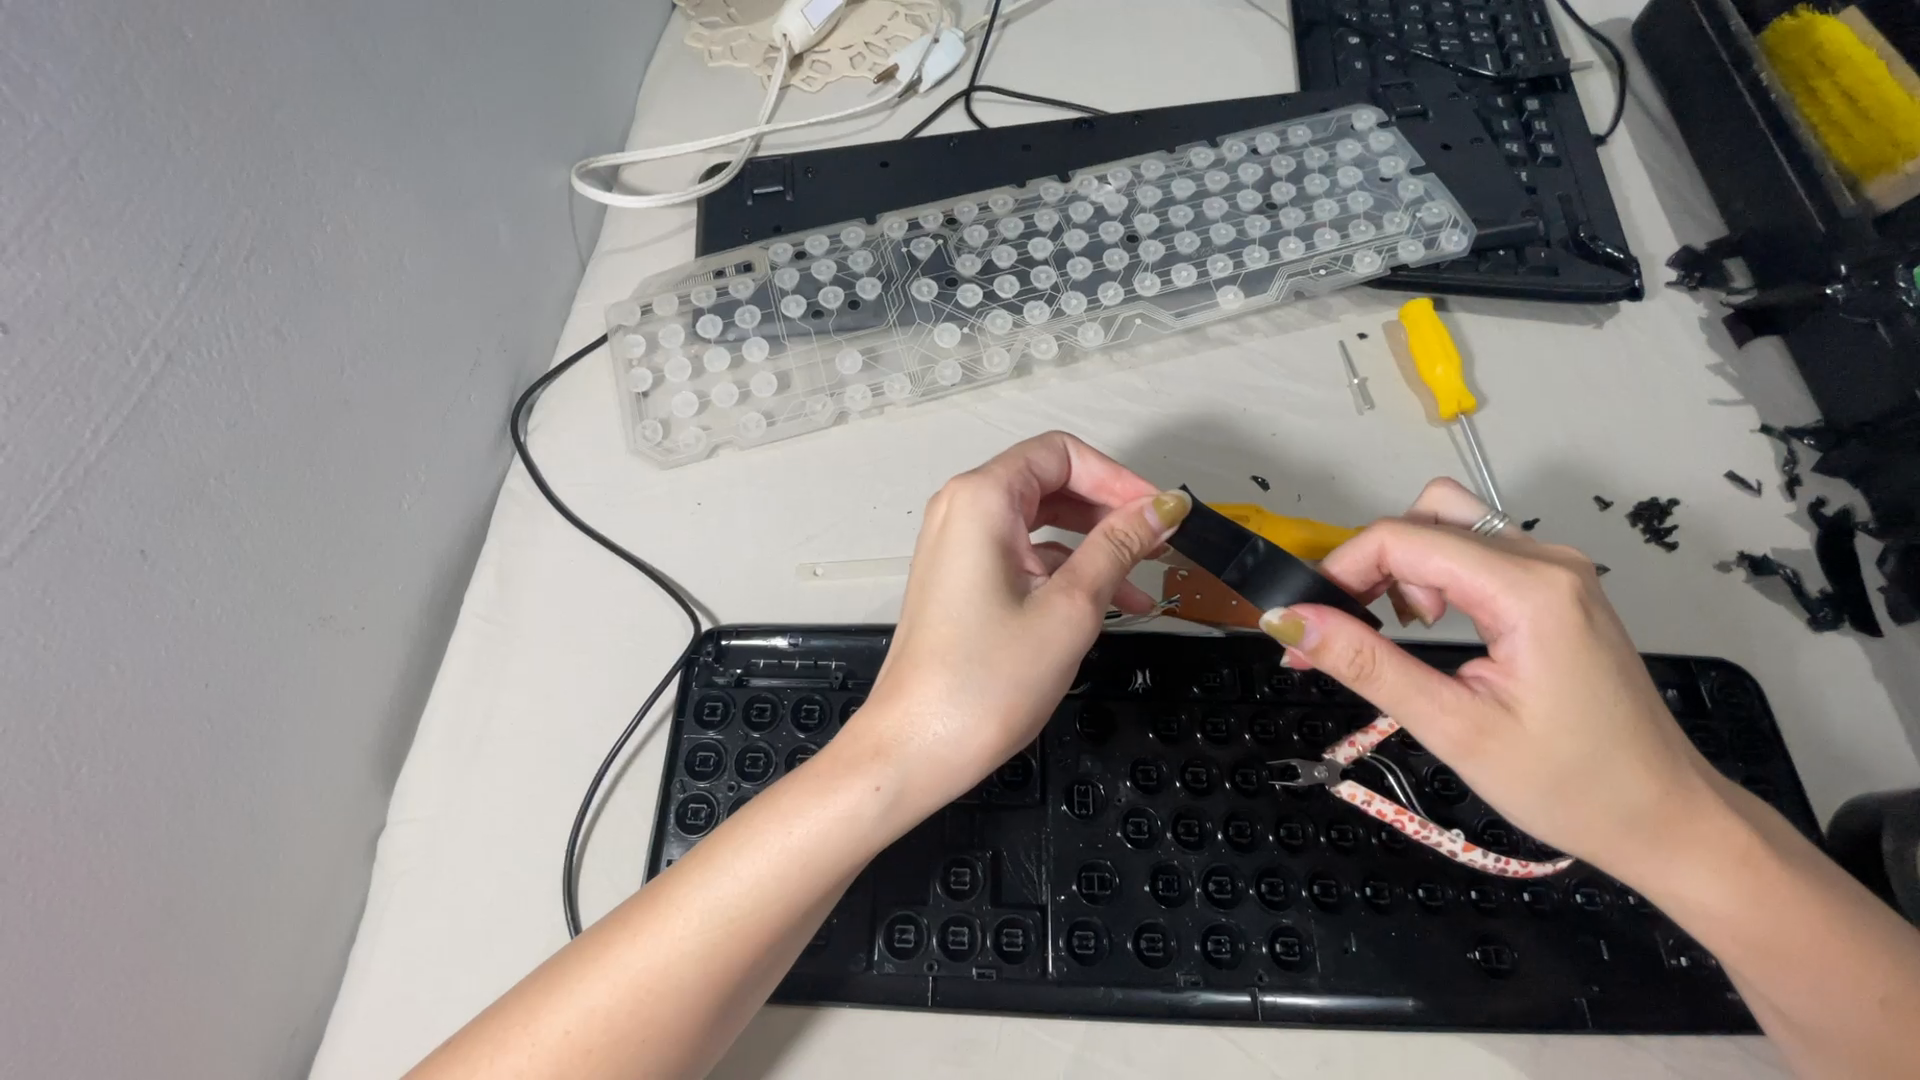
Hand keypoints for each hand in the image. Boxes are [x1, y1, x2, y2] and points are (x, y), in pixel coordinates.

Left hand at [844, 432, 1190, 813]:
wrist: (918, 747)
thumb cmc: (980, 684)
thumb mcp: (1070, 607)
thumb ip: (1118, 546)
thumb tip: (1159, 510)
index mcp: (981, 500)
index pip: (1061, 454)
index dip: (1117, 477)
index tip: (1159, 510)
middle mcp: (961, 512)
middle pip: (1050, 483)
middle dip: (1108, 510)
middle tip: (1156, 541)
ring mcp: (957, 546)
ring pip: (1040, 522)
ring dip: (1092, 545)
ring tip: (1140, 580)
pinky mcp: (960, 579)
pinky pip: (1022, 554)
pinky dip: (1064, 570)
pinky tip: (1105, 602)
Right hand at [1260, 478, 1726, 878]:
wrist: (1669, 821)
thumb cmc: (1569, 785)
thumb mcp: (1453, 728)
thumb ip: (1366, 664)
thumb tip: (1287, 621)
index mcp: (1529, 587)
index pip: (1401, 537)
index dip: (1339, 572)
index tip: (1305, 626)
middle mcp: (1547, 559)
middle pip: (1423, 517)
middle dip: (1368, 567)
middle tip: (1348, 632)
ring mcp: (1556, 569)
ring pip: (1447, 525)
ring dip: (1402, 569)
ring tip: (1399, 633)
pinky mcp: (1555, 588)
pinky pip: (1473, 551)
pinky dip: (1431, 577)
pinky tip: (1434, 628)